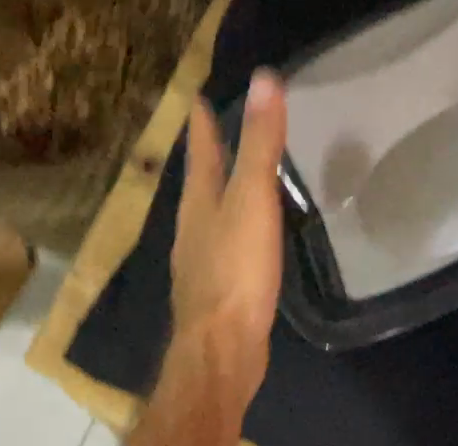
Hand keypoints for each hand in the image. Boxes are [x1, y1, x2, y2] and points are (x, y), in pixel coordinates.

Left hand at [169, 70, 287, 405]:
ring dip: (219, 205)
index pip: (201, 153)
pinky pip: (223, 259)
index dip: (203, 125)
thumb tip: (265, 80)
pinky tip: (244, 251)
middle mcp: (192, 234)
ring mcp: (200, 270)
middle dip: (210, 164)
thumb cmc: (235, 275)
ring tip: (234, 191)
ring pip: (209, 225)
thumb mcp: (251, 202)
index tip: (200, 101)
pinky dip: (233, 243)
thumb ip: (259, 147)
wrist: (222, 352)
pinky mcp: (216, 301)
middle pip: (200, 189)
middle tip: (220, 141)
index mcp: (199, 205)